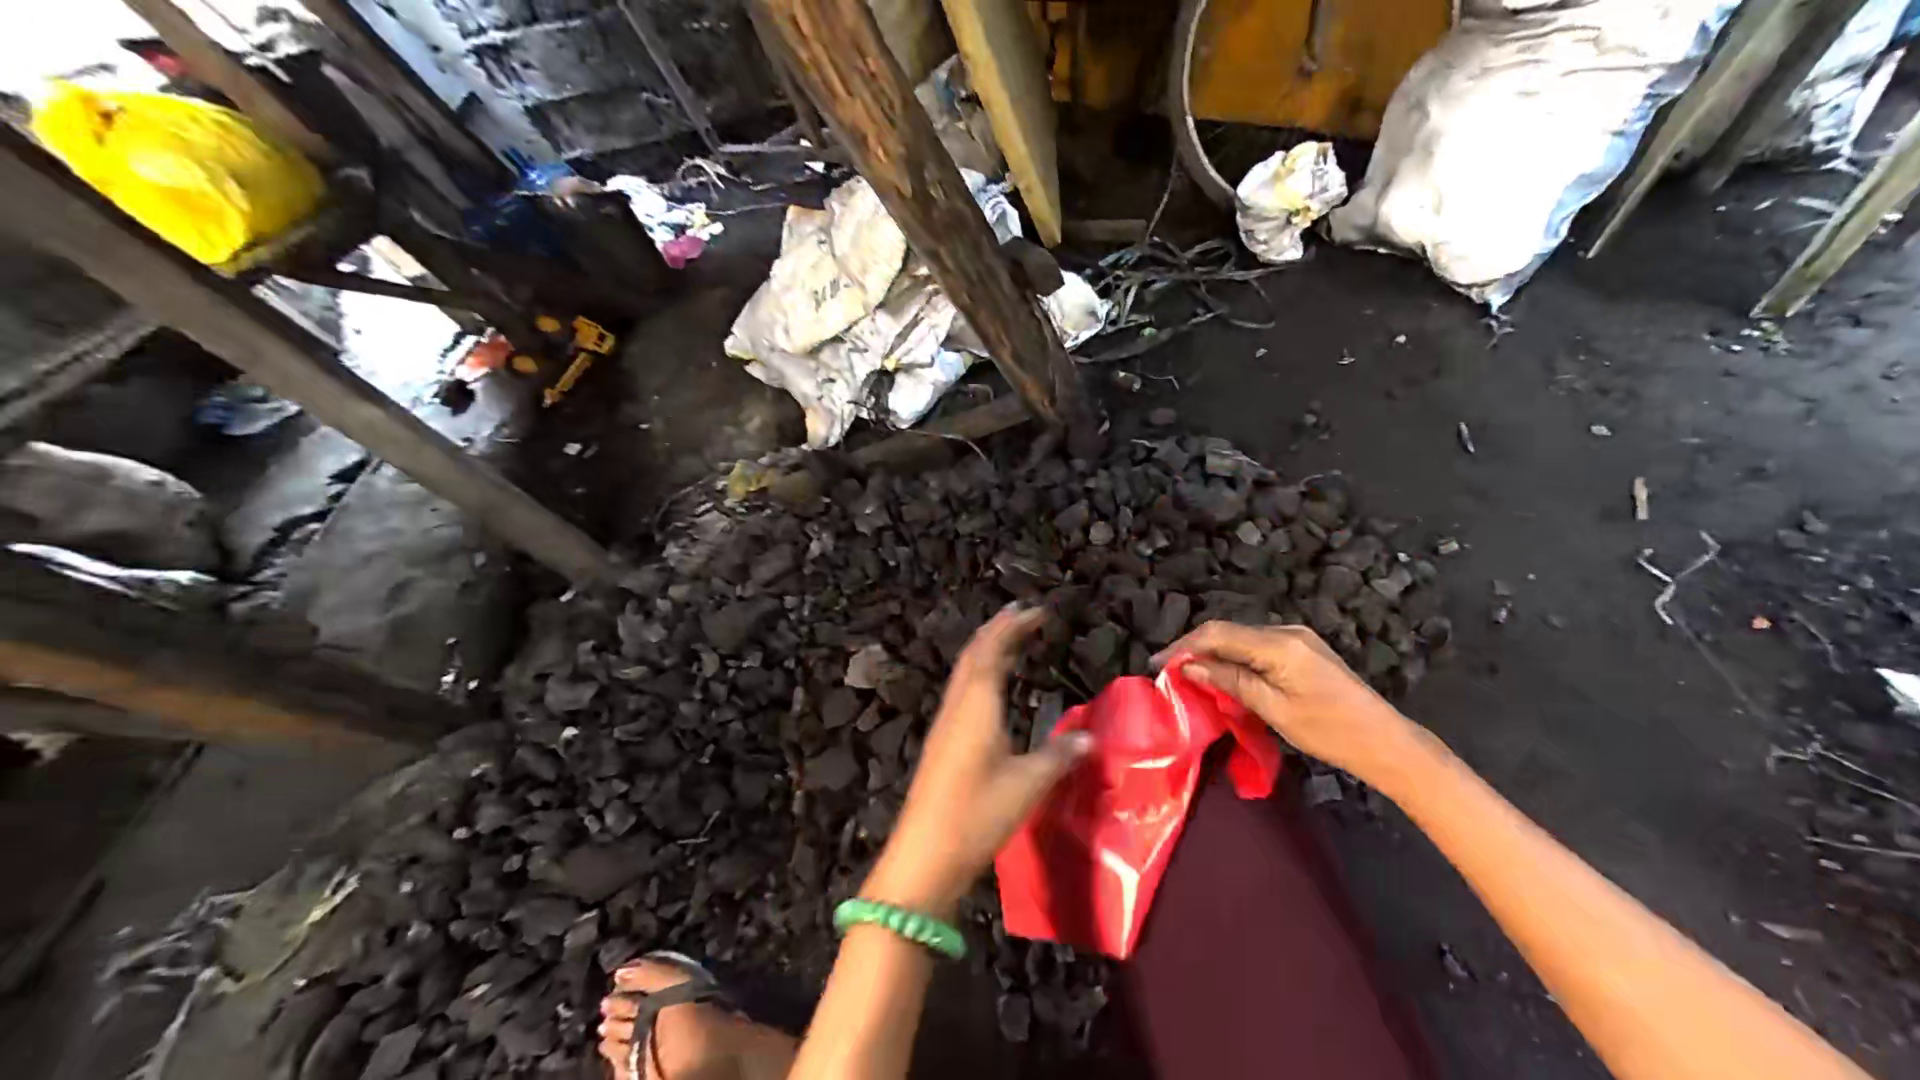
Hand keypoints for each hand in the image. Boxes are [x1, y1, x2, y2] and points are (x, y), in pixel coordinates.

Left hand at [861, 605, 1092, 917]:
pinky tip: (988, 687)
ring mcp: (944, 724)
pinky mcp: (940, 742)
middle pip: (974, 654)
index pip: (993, 650)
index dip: (1013, 626)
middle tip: (1022, 614)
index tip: (1037, 611)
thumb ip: (1059, 756)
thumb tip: (1089, 737)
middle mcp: (957, 706)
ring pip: (965, 671)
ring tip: (1008, 639)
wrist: (924, 854)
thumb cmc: (978, 814)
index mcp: (977, 705)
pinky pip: (961, 690)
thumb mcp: (1028, 785)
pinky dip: (979, 673)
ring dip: (986, 649)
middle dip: (998, 629)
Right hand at [1153, 622, 1420, 783]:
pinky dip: (1234, 658)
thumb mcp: (1273, 709)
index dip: (1183, 646)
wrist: (1385, 742)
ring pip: (1240, 639)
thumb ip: (1230, 681)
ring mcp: (1297, 638)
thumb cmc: (1329, 731)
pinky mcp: (1302, 649)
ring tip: (1188, 675)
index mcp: (1280, 644)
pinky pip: (1256, 646)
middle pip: (1228, 632)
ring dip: (1213, 654)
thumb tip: (1189, 666)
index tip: (1157, 665)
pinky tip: (1221, 674)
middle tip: (1168, 673)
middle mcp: (1287, 631)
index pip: (1218, 633)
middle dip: (1195, 649)